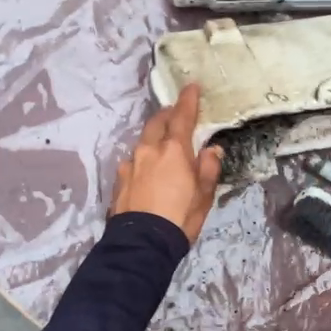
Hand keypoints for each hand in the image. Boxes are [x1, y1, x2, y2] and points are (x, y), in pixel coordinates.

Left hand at [113, 84, 223, 242]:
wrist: (143, 243)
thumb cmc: (181, 218)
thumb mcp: (204, 195)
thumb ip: (208, 168)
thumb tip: (211, 150)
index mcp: (174, 150)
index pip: (182, 117)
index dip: (188, 100)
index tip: (192, 87)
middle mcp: (149, 150)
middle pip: (157, 123)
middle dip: (167, 115)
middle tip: (176, 114)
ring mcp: (130, 164)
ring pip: (143, 142)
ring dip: (153, 138)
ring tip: (162, 147)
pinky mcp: (118, 180)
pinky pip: (133, 162)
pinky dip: (142, 160)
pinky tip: (147, 172)